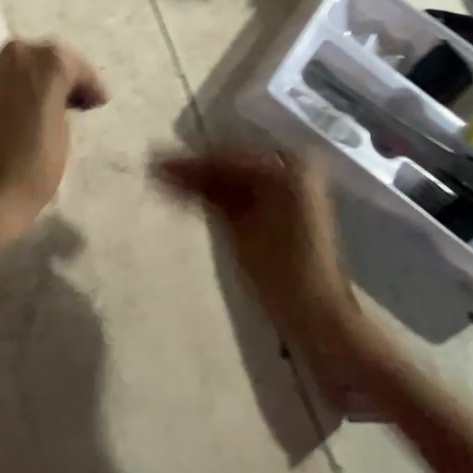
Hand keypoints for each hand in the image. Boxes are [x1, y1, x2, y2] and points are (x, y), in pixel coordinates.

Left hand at [0, 39, 107, 237]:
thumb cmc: (33, 166)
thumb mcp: (64, 131)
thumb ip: (63, 102)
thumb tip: (60, 97)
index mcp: (46, 62)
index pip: (76, 66)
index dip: (90, 84)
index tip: (98, 103)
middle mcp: (17, 55)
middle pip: (47, 58)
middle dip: (64, 76)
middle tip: (79, 101)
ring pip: (25, 65)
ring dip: (40, 80)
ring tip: (55, 106)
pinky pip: (8, 79)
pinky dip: (21, 88)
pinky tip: (31, 109)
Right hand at [153, 150, 354, 330]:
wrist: (316, 315)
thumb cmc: (283, 268)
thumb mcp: (240, 226)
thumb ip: (207, 192)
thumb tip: (165, 168)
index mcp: (291, 168)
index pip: (231, 157)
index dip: (193, 162)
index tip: (157, 163)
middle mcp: (293, 171)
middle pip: (233, 165)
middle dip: (195, 171)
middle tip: (156, 170)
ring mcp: (289, 192)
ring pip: (235, 180)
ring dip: (202, 184)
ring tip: (163, 183)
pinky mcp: (282, 213)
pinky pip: (243, 196)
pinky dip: (216, 198)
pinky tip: (186, 198)